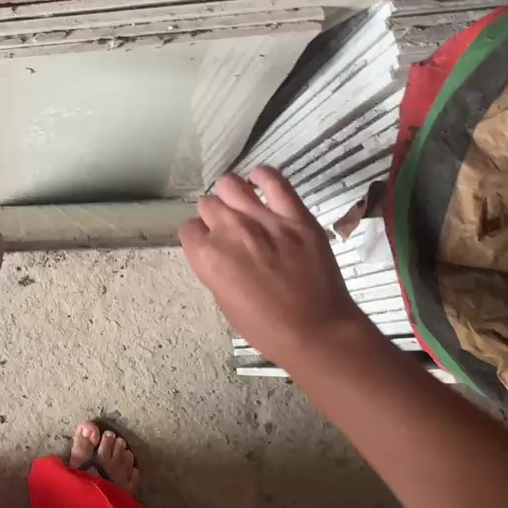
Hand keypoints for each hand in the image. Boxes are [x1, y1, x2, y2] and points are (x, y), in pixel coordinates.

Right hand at [179, 168, 373, 362]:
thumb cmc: (265, 326)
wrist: (318, 332)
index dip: (200, 235)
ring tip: (242, 204)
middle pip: (208, 204)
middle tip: (231, 229)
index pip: (189, 228)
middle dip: (215, 215)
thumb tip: (216, 246)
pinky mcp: (295, 217)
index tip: (212, 243)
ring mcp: (264, 221)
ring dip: (231, 193)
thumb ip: (213, 265)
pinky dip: (263, 176)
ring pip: (230, 184)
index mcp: (207, 257)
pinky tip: (259, 181)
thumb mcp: (223, 299)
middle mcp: (230, 232)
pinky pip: (274, 181)